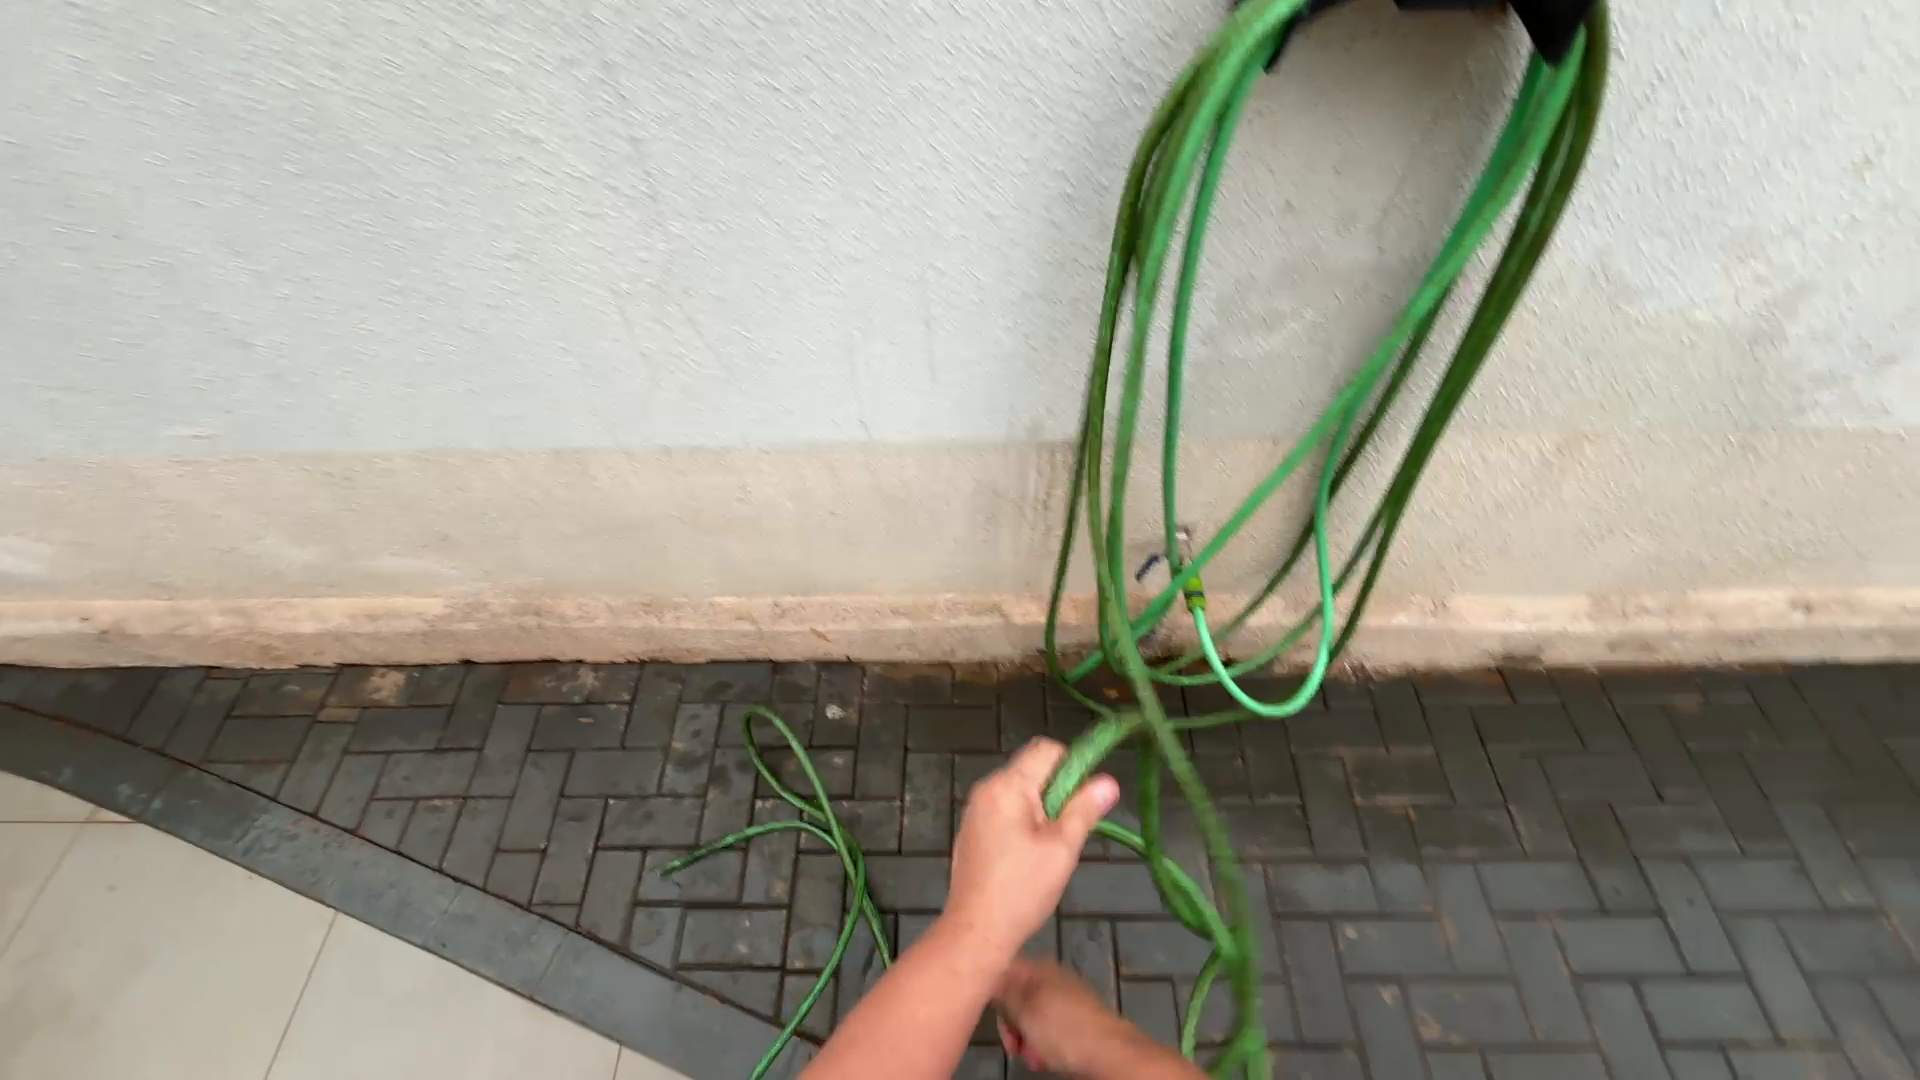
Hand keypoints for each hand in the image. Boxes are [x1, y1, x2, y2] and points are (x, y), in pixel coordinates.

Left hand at [942, 738, 1118, 958]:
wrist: (975, 931)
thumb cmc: (1022, 889)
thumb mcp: (1062, 849)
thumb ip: (1084, 809)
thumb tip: (1109, 781)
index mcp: (1008, 785)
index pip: (1046, 749)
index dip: (1073, 765)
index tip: (1084, 801)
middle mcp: (987, 788)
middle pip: (1033, 769)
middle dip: (1058, 791)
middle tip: (1068, 832)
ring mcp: (976, 808)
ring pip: (1021, 791)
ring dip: (1042, 809)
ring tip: (1050, 849)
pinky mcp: (973, 828)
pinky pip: (1006, 809)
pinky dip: (1023, 822)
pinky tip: (1028, 858)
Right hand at [994, 957, 1159, 1077]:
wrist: (1110, 1053)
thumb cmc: (1063, 1029)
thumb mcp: (1023, 1010)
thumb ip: (1002, 990)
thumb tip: (985, 974)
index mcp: (1038, 967)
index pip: (1002, 968)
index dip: (990, 991)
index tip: (989, 1016)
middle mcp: (1050, 976)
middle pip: (1015, 994)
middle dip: (1010, 1022)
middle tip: (1012, 1045)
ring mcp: (1064, 997)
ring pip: (1030, 1013)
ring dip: (1024, 1036)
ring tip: (1030, 1056)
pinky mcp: (1075, 1018)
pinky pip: (1047, 1025)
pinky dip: (1041, 1041)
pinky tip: (1044, 1058)